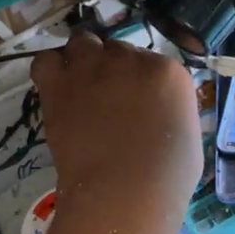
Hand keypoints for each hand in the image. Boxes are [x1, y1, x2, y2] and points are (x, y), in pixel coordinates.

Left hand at [31, 32, 201, 209]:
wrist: (125, 191)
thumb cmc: (168, 175)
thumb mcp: (188, 134)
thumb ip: (172, 109)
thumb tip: (155, 110)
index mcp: (168, 72)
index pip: (152, 61)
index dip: (143, 80)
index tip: (140, 101)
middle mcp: (130, 60)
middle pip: (117, 49)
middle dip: (114, 68)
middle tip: (111, 99)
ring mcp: (91, 69)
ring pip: (82, 43)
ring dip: (83, 59)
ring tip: (83, 86)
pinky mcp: (58, 85)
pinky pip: (46, 60)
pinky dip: (51, 69)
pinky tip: (59, 88)